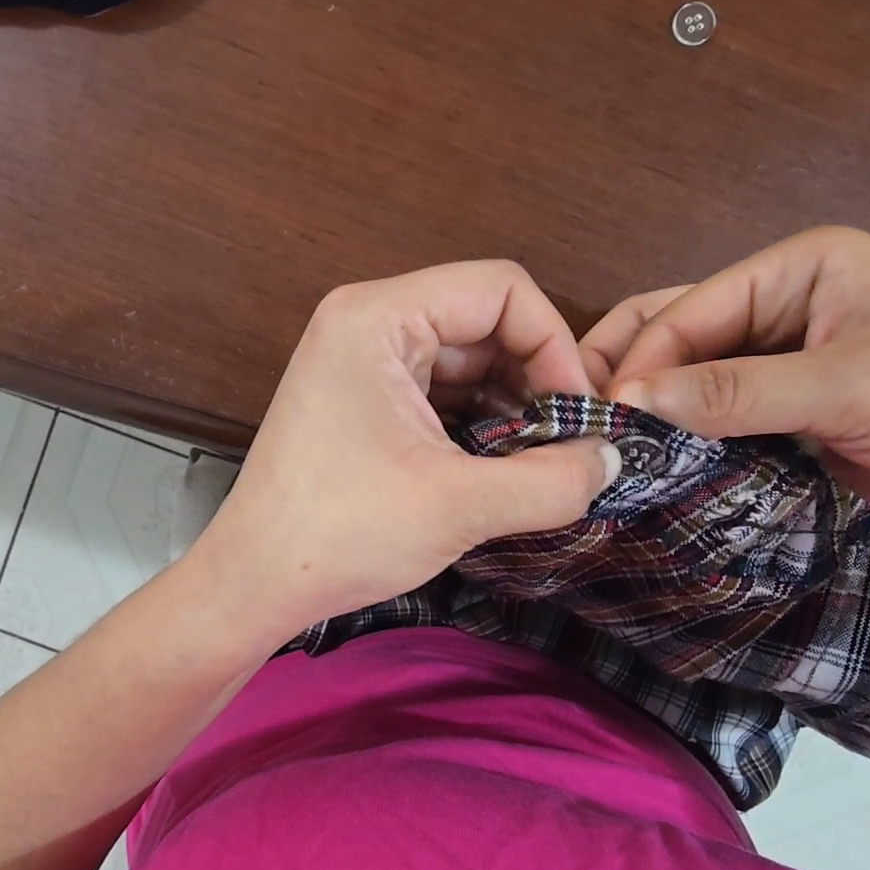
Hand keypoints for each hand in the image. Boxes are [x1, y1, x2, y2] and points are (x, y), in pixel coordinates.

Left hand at [191, 261, 621, 627]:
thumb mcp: (460, 505)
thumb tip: (613, 460)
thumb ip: (552, 481)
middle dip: (533, 378)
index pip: (500, 288)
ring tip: (534, 460)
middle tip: (563, 443)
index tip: (575, 416)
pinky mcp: (355, 399)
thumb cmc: (342, 534)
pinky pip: (434, 390)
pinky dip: (473, 420)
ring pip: (462, 359)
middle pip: (481, 319)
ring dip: (507, 404)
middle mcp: (363, 323)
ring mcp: (355, 360)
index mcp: (378, 317)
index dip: (553, 345)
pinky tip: (496, 464)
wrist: (255, 581)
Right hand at [587, 227, 869, 538]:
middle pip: (674, 333)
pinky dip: (679, 438)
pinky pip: (711, 419)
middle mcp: (780, 307)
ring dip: (650, 409)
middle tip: (586, 424)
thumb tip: (626, 401)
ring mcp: (779, 364)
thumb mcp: (853, 385)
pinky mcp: (782, 415)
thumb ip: (735, 392)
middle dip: (628, 374)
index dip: (639, 361)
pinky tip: (651, 463)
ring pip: (686, 380)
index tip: (605, 415)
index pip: (688, 310)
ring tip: (609, 447)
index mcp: (798, 269)